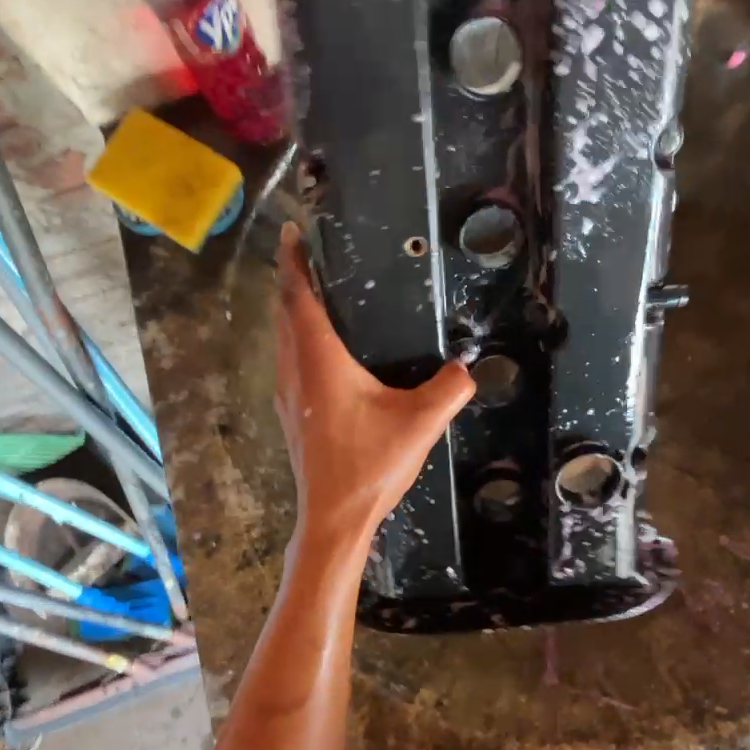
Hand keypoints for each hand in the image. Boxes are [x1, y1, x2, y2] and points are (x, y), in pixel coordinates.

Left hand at [272, 223, 473, 544]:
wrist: (333, 518)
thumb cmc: (369, 466)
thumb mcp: (421, 423)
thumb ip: (450, 389)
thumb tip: (467, 369)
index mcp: (319, 361)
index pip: (298, 297)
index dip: (293, 261)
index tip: (292, 231)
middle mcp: (294, 371)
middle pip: (284, 313)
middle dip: (293, 281)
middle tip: (312, 257)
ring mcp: (288, 396)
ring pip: (282, 340)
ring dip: (293, 313)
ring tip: (318, 296)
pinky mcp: (292, 416)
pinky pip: (289, 362)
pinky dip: (298, 341)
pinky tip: (324, 353)